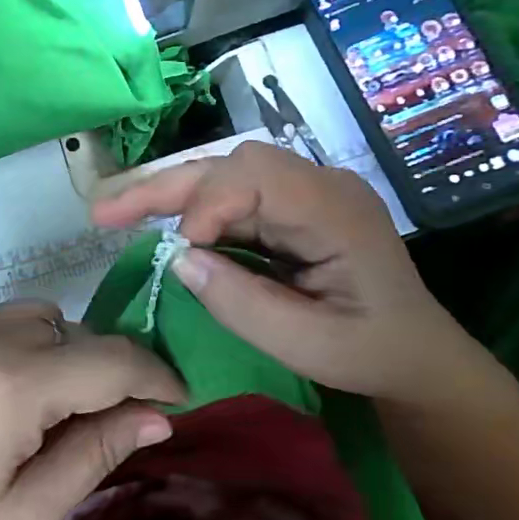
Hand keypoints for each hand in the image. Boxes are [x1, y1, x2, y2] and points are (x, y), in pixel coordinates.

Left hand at [0, 301, 186, 519]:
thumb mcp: (31, 509)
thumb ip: (99, 450)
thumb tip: (159, 415)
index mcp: (12, 382)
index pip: (111, 360)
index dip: (156, 376)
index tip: (179, 398)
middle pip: (77, 333)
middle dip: (108, 370)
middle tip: (111, 420)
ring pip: (40, 318)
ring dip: (64, 352)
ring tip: (53, 408)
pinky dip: (23, 346)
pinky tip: (6, 396)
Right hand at [92, 141, 495, 402]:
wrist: (414, 354)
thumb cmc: (370, 352)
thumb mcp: (309, 345)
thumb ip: (243, 303)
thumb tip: (178, 258)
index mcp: (336, 211)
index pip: (257, 177)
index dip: (208, 204)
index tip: (180, 251)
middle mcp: (319, 186)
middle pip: (232, 165)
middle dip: (165, 186)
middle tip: (104, 213)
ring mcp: (304, 194)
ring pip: (224, 174)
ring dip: (167, 193)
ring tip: (113, 213)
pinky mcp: (289, 209)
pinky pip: (231, 198)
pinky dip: (188, 210)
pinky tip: (155, 224)